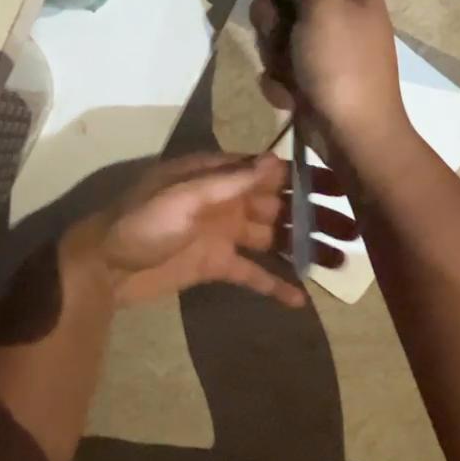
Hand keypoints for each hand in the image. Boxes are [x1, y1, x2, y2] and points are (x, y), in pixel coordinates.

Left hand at [68, 153, 356, 308]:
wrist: (103, 269)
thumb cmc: (140, 224)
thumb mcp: (183, 198)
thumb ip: (230, 183)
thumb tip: (276, 161)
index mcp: (220, 177)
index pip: (273, 173)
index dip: (309, 178)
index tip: (347, 184)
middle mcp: (228, 202)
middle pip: (282, 207)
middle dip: (317, 217)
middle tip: (356, 231)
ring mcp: (225, 235)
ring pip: (274, 240)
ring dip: (305, 250)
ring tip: (340, 265)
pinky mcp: (217, 265)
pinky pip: (253, 274)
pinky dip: (276, 284)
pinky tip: (302, 299)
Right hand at [251, 0, 408, 142]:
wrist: (352, 132)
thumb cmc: (342, 63)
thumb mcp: (324, 4)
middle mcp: (333, 10)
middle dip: (272, 16)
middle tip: (281, 33)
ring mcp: (317, 46)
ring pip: (272, 31)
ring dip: (273, 52)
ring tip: (290, 71)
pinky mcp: (304, 76)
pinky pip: (274, 65)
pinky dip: (278, 80)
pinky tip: (292, 93)